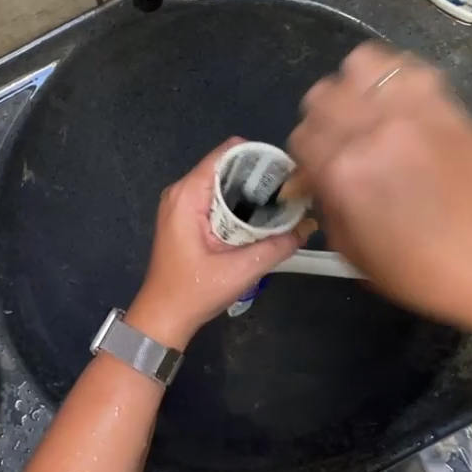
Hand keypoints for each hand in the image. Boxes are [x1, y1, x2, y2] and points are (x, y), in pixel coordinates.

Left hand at [127, 138, 309, 346]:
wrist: (163, 317)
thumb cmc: (194, 292)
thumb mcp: (240, 270)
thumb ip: (276, 246)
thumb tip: (307, 227)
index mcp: (188, 195)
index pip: (226, 153)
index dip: (258, 156)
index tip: (286, 171)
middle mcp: (181, 192)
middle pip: (226, 166)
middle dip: (258, 176)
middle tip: (289, 191)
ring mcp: (181, 205)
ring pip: (222, 184)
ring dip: (249, 192)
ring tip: (280, 204)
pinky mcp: (185, 219)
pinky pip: (216, 199)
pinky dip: (237, 205)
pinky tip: (259, 219)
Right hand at [287, 42, 471, 331]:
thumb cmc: (422, 272)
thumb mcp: (353, 250)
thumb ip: (327, 204)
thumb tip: (315, 180)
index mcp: (342, 172)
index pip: (301, 137)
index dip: (305, 156)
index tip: (316, 171)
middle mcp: (372, 130)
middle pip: (323, 95)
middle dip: (323, 121)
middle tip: (338, 145)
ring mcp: (412, 111)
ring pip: (360, 65)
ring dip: (354, 88)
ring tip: (366, 116)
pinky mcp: (446, 104)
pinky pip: (406, 68)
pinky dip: (393, 80)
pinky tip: (397, 109)